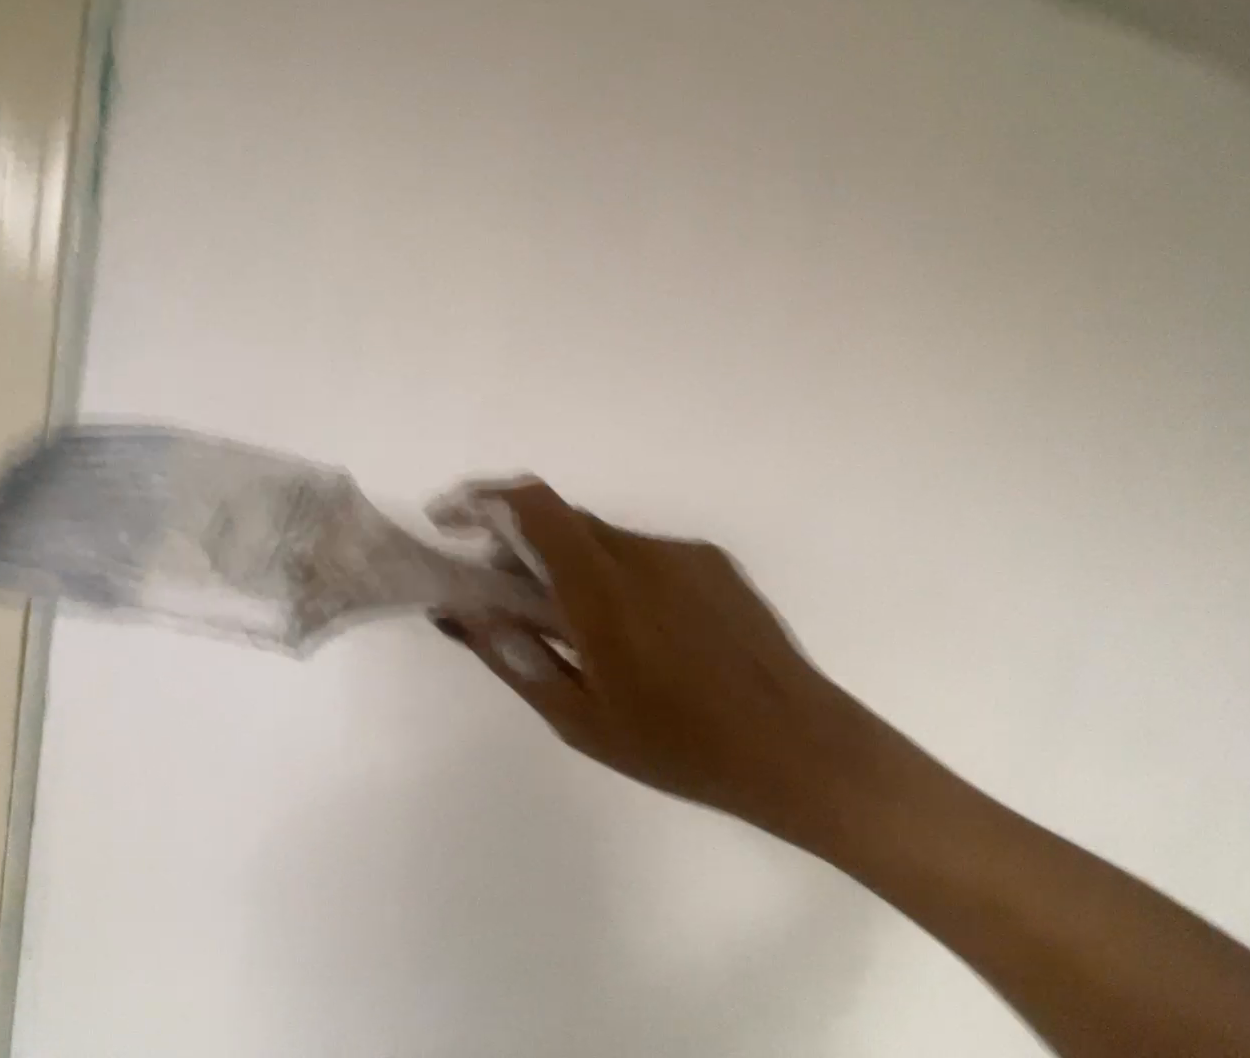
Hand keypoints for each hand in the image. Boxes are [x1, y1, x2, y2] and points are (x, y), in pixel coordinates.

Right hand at [430, 479, 918, 856]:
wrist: (798, 748)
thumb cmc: (679, 745)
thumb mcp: (579, 718)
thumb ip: (514, 656)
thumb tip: (462, 614)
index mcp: (602, 588)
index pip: (532, 507)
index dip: (483, 500)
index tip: (450, 522)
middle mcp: (643, 553)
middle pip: (564, 522)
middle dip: (519, 545)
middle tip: (503, 597)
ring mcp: (686, 555)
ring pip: (605, 540)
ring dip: (570, 565)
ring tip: (573, 629)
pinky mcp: (717, 565)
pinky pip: (646, 555)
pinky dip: (615, 576)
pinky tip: (634, 635)